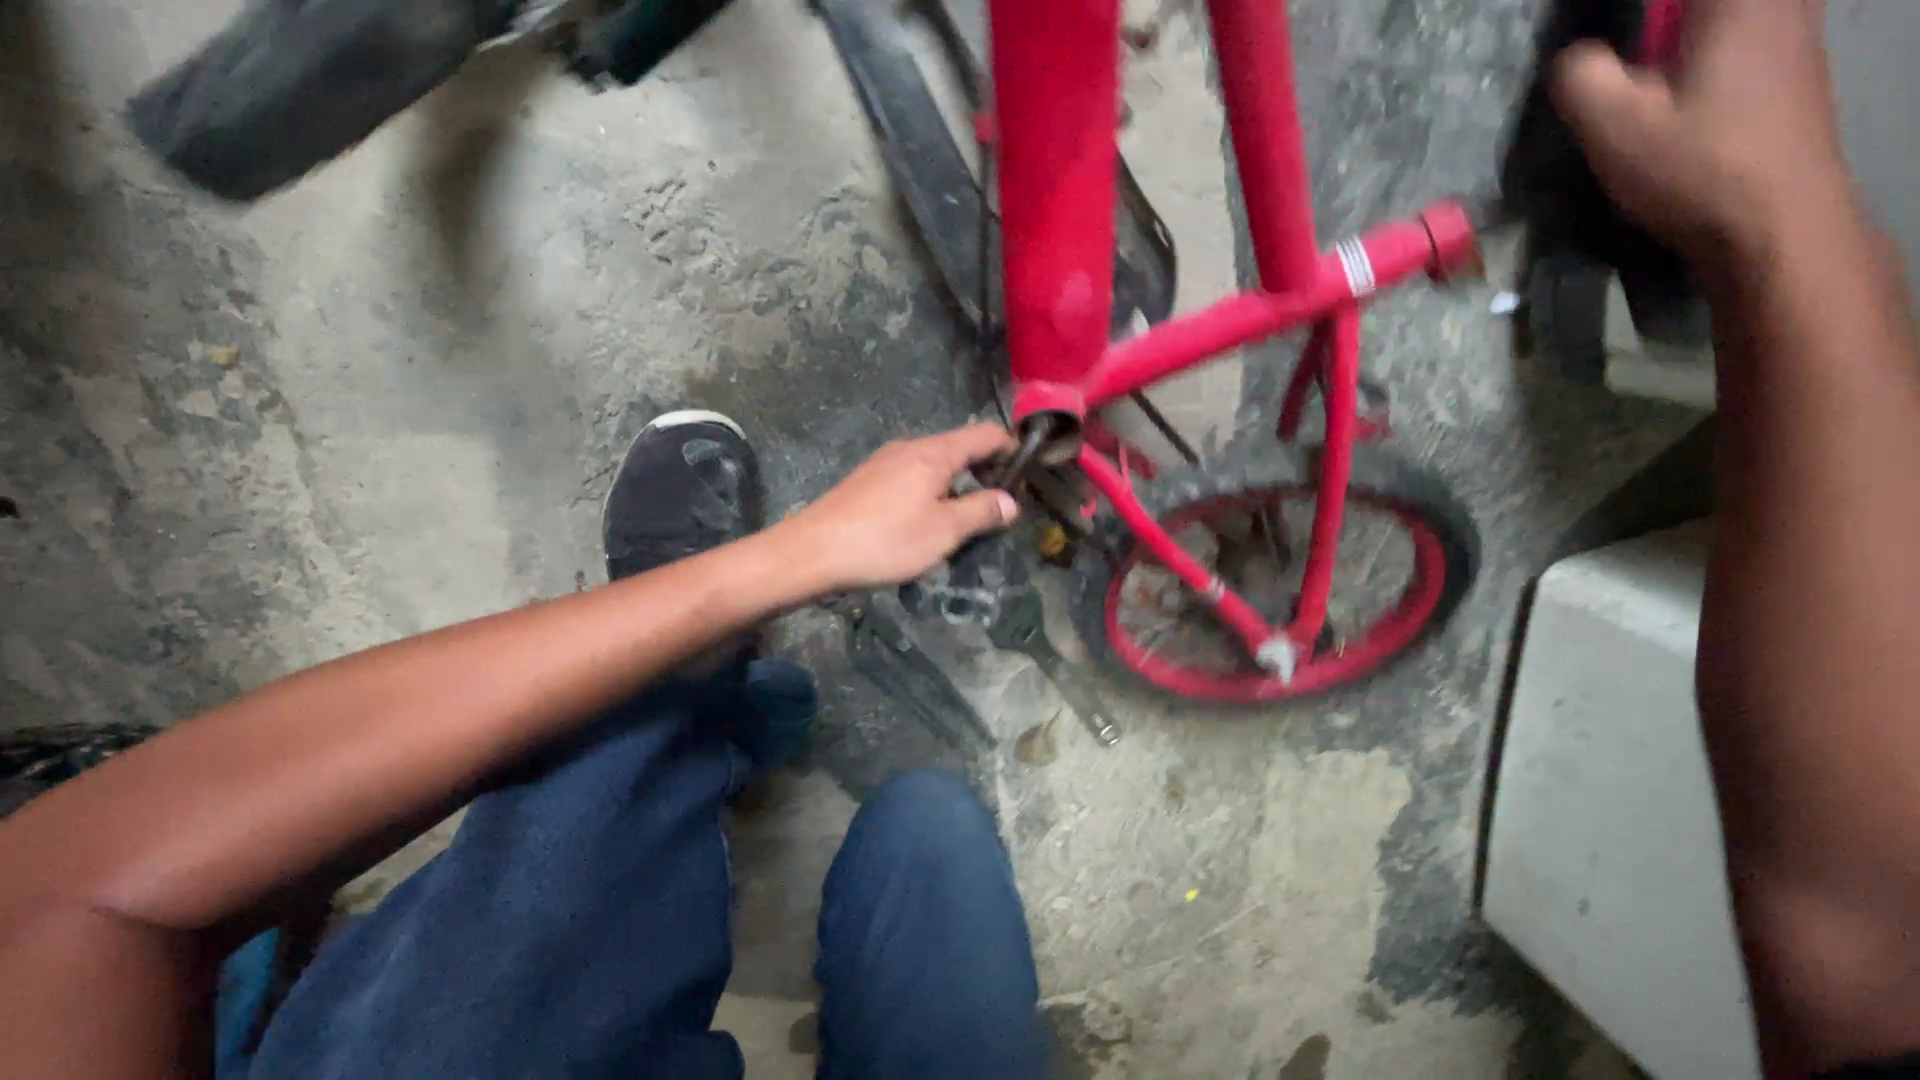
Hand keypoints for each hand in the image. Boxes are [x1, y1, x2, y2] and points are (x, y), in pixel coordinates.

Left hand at [778, 423, 1018, 592]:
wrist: (813, 551)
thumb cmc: (885, 540)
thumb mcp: (944, 531)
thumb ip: (981, 511)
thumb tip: (1010, 501)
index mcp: (934, 452)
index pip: (985, 434)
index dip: (1011, 450)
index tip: (1026, 478)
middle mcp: (910, 447)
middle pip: (959, 447)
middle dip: (985, 470)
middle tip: (1000, 506)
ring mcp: (885, 461)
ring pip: (934, 463)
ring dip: (957, 483)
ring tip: (966, 518)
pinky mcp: (867, 480)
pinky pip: (912, 475)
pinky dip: (932, 489)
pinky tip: (927, 520)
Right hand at [1552, 0, 1851, 269]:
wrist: (1776, 226)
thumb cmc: (1695, 168)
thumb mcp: (1612, 126)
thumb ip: (1581, 76)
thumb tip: (1576, 59)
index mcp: (1738, 2)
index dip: (1629, 16)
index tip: (1601, 48)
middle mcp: (1780, 4)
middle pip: (1690, 11)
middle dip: (1653, 29)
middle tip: (1611, 70)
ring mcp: (1795, 37)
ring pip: (1714, 27)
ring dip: (1671, 49)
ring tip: (1637, 90)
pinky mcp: (1793, 76)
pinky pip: (1737, 45)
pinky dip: (1700, 64)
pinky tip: (1677, 108)